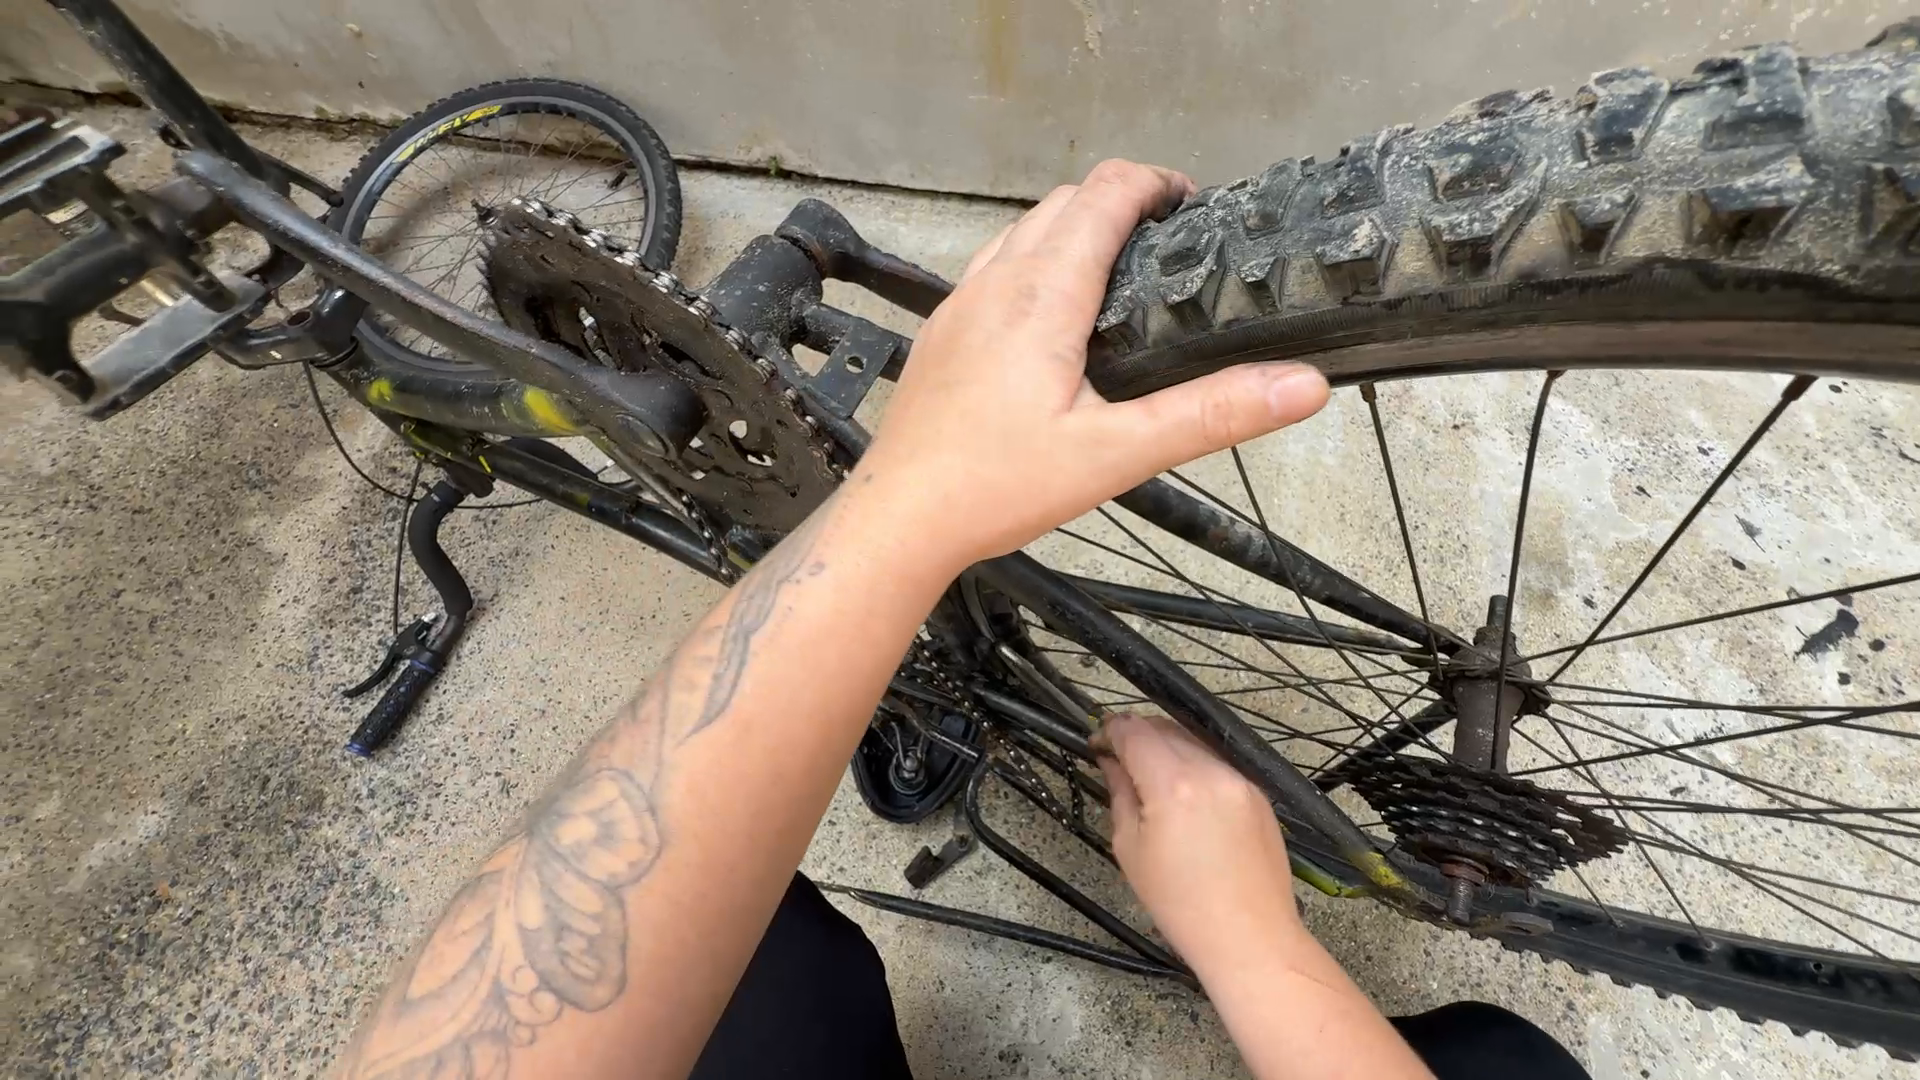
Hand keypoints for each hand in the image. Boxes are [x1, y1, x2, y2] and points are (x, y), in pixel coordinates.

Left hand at [853, 159, 1329, 573]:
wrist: (900, 517)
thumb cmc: (995, 486)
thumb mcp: (1114, 455)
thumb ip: (1207, 416)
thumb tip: (1300, 385)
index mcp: (1042, 296)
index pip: (1104, 195)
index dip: (1154, 183)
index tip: (1189, 203)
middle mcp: (993, 284)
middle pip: (1061, 203)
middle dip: (1117, 201)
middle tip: (1163, 241)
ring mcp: (957, 307)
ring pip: (1018, 233)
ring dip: (1068, 230)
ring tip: (1110, 272)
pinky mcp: (939, 335)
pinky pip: (988, 272)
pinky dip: (1028, 264)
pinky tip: (1042, 319)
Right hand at [1096, 711, 1303, 974]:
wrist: (1251, 938)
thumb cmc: (1179, 903)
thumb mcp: (1130, 848)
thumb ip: (1119, 792)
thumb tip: (1111, 761)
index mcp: (1172, 785)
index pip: (1134, 732)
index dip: (1109, 731)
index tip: (1097, 743)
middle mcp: (1209, 770)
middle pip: (1163, 727)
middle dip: (1136, 734)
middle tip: (1118, 756)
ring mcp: (1238, 778)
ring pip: (1192, 739)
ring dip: (1165, 744)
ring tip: (1150, 773)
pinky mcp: (1257, 791)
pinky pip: (1216, 761)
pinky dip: (1193, 763)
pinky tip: (1184, 792)